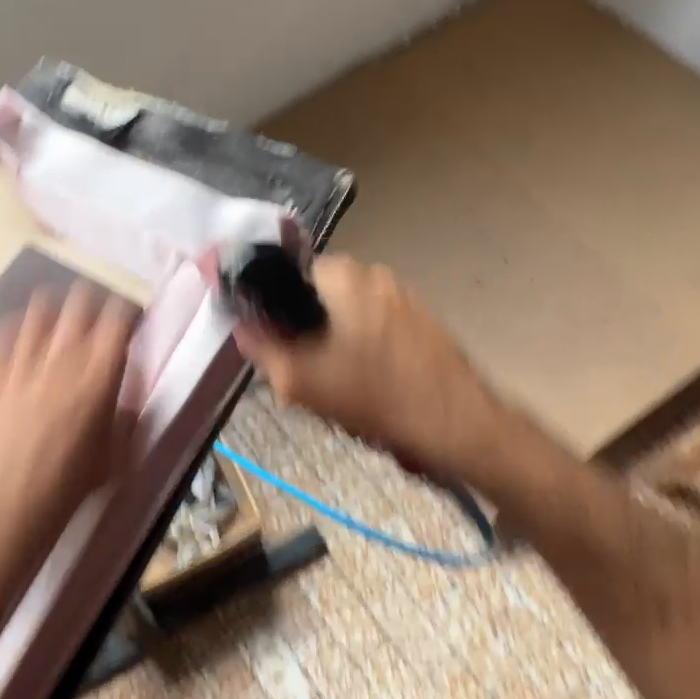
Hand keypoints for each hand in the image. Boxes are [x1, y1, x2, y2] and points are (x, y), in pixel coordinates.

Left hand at [0, 284, 134, 546]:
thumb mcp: (119, 451)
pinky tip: (27, 337)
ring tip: (63, 320)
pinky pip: (8, 333)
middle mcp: (63, 357)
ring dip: (57, 308)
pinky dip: (21, 328)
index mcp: (99, 373)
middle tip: (101, 318)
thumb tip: (130, 385)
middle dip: (95, 302)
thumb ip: (129, 411)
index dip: (130, 312)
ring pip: (41, 309)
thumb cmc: (74, 481)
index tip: (134, 321)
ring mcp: (25, 362)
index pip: (119, 317)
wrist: (14, 501)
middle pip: (80, 301)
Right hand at [236, 256, 497, 476]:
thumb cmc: (377, 398)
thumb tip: (241, 328)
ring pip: (349, 312)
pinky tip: (367, 384)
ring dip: (335, 340)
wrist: (458, 426)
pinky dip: (364, 348)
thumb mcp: (303, 382)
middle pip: (320, 294)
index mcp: (346, 275)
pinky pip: (377, 326)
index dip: (273, 305)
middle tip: (300, 368)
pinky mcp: (425, 322)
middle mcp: (377, 274)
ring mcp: (406, 297)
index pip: (289, 273)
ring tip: (334, 382)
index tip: (269, 338)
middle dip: (305, 326)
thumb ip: (263, 349)